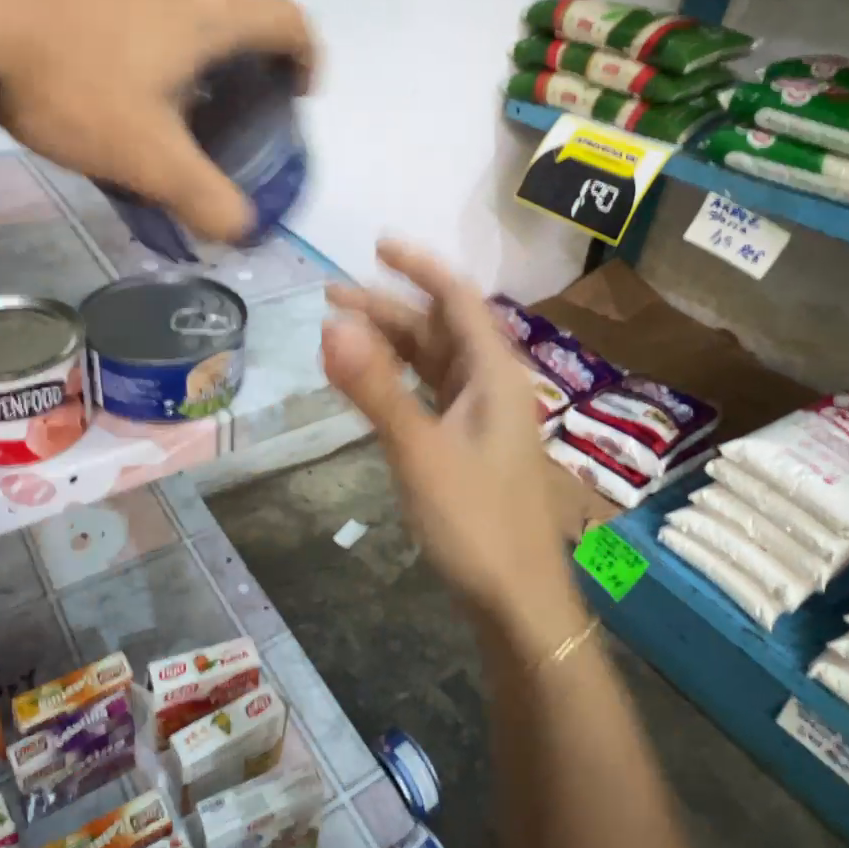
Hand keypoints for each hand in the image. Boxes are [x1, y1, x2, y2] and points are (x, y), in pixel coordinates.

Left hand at [0, 0, 315, 241]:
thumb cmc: (74, 84)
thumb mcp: (147, 158)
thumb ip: (206, 199)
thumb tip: (244, 230)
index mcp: (215, 11)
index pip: (293, 24)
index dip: (309, 63)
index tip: (297, 98)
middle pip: (243, 1)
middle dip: (251, 48)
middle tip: (230, 95)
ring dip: (198, 28)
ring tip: (171, 77)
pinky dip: (150, 13)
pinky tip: (111, 53)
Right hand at [324, 240, 578, 631]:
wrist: (518, 602)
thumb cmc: (477, 523)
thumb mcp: (420, 452)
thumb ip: (375, 388)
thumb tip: (331, 324)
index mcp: (494, 374)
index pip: (457, 298)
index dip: (419, 267)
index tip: (376, 245)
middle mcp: (491, 386)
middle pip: (439, 328)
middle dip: (388, 306)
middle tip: (330, 296)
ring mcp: (481, 418)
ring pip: (433, 362)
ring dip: (390, 342)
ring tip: (339, 333)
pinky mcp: (467, 446)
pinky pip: (429, 394)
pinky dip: (396, 379)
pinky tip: (367, 383)